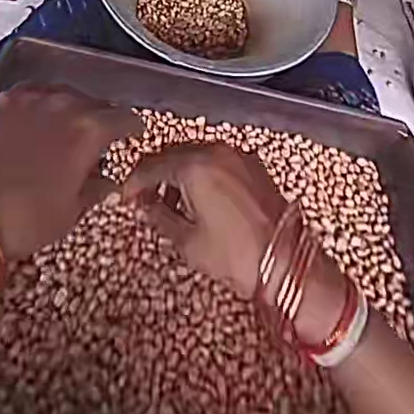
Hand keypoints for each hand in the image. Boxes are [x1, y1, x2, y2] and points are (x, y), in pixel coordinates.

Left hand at [0, 82, 141, 260]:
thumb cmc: (23, 218)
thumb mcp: (70, 213)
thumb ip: (96, 189)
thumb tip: (109, 181)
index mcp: (90, 130)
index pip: (124, 118)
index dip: (132, 128)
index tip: (134, 134)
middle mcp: (65, 104)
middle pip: (95, 103)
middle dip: (101, 119)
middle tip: (98, 139)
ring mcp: (32, 98)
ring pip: (63, 95)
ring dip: (71, 110)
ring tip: (65, 130)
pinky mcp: (4, 100)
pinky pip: (34, 95)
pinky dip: (41, 106)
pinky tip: (37, 122)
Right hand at [124, 143, 286, 296]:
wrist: (288, 263)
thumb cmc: (236, 256)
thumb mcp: (188, 242)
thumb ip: (159, 216)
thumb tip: (145, 205)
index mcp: (194, 166)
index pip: (151, 166)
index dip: (133, 182)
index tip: (125, 197)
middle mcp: (214, 150)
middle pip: (171, 152)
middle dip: (153, 174)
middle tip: (143, 197)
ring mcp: (236, 153)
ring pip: (193, 152)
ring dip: (176, 171)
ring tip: (170, 201)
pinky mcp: (251, 162)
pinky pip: (215, 157)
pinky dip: (200, 170)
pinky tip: (197, 195)